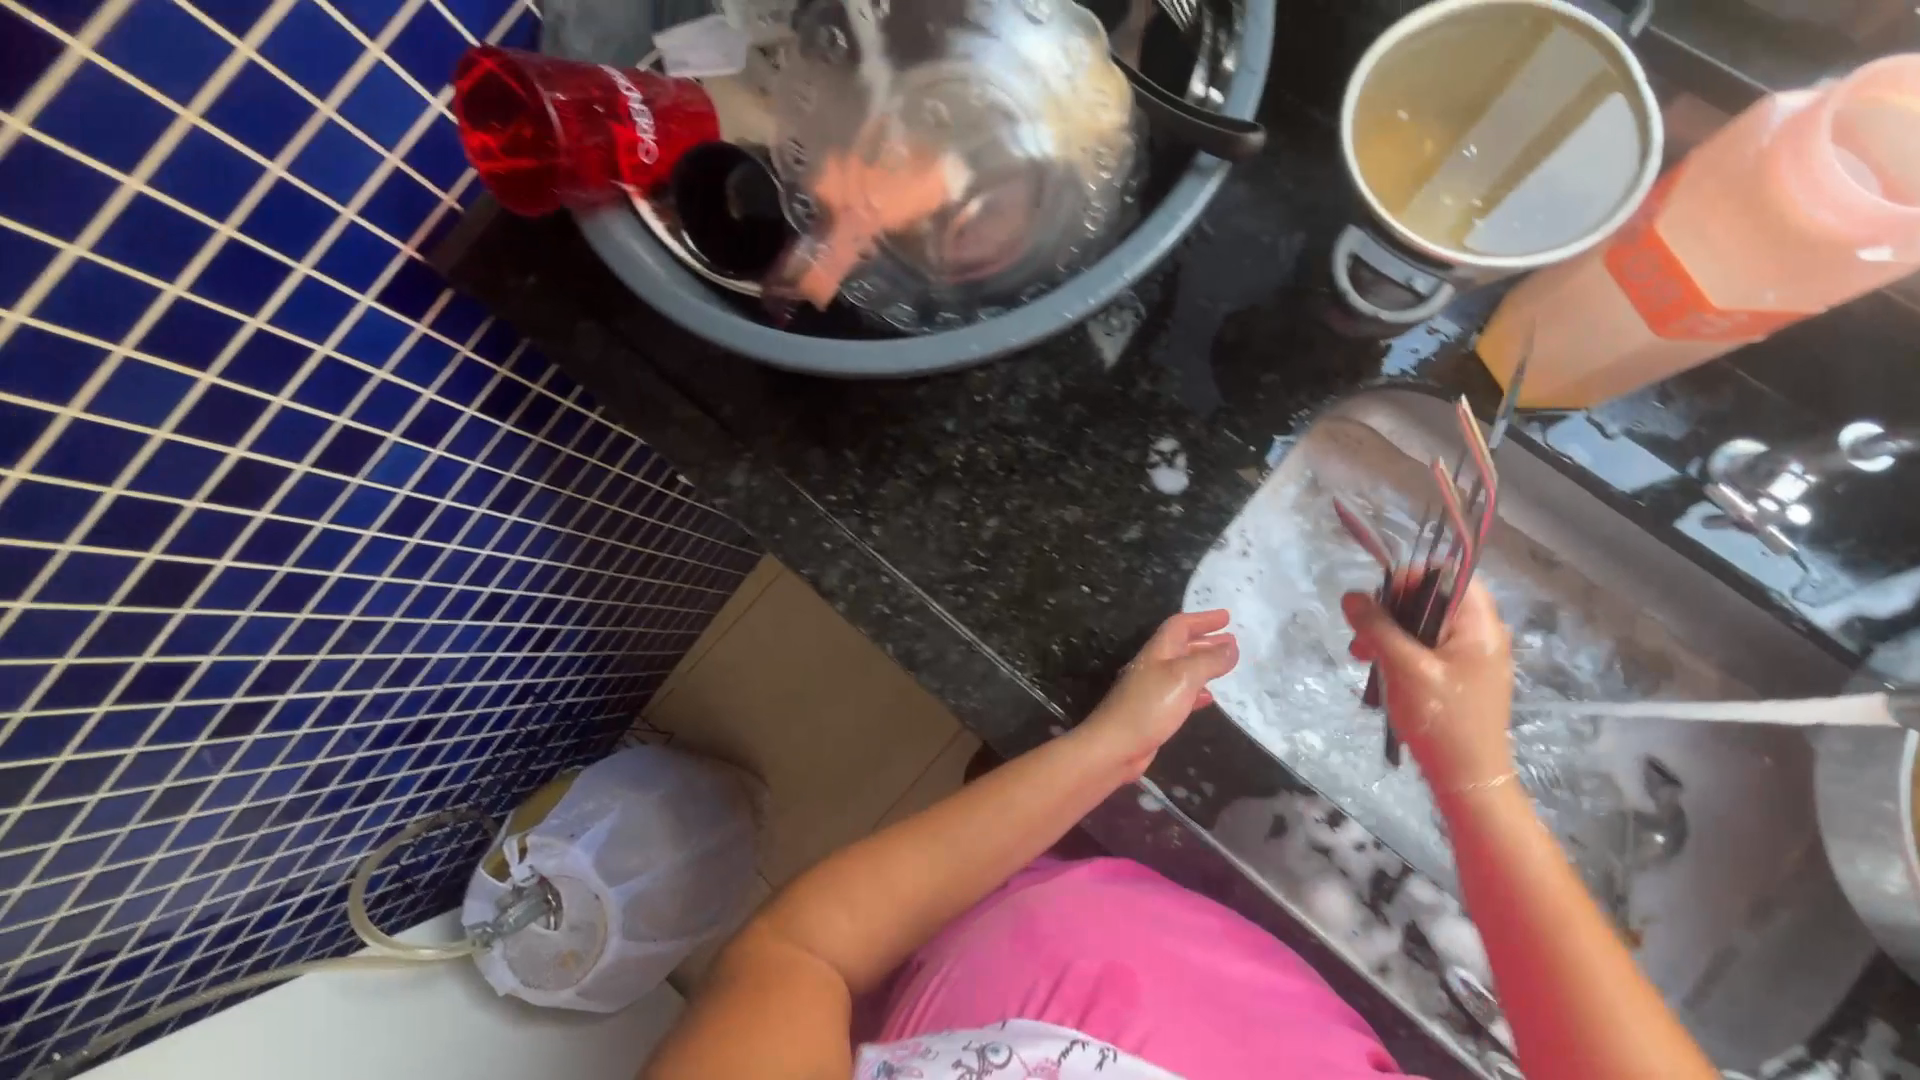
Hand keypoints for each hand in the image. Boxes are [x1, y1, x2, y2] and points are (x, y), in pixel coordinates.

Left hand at [1082, 609, 1238, 774]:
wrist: (1115, 747)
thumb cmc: (1148, 707)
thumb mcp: (1184, 678)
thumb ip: (1208, 661)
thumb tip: (1231, 646)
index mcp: (1157, 652)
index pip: (1180, 625)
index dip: (1203, 619)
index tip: (1227, 617)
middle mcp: (1153, 666)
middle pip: (1181, 645)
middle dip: (1206, 640)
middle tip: (1232, 640)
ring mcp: (1152, 690)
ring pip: (1183, 670)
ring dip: (1204, 664)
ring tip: (1227, 665)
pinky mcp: (1154, 713)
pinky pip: (1180, 694)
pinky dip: (1197, 691)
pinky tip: (1209, 697)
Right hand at [1341, 580, 1515, 795]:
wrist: (1468, 777)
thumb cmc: (1442, 719)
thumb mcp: (1403, 667)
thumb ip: (1377, 627)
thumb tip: (1350, 595)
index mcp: (1480, 625)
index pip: (1449, 575)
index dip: (1410, 579)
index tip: (1378, 603)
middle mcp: (1481, 634)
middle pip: (1432, 600)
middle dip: (1391, 611)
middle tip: (1361, 635)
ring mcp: (1472, 657)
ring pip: (1424, 625)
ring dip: (1389, 633)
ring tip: (1363, 656)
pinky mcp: (1460, 676)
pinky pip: (1426, 648)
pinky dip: (1400, 652)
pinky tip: (1379, 669)